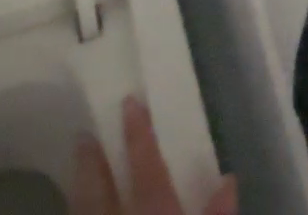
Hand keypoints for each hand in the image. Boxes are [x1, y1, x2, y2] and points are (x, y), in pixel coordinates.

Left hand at [72, 98, 238, 214]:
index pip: (145, 168)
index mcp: (155, 210)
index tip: (128, 102)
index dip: (138, 135)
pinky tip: (81, 205)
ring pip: (83, 208)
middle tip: (85, 133)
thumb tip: (228, 179)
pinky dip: (79, 208)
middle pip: (100, 191)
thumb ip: (218, 213)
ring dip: (81, 187)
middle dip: (92, 163)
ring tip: (79, 164)